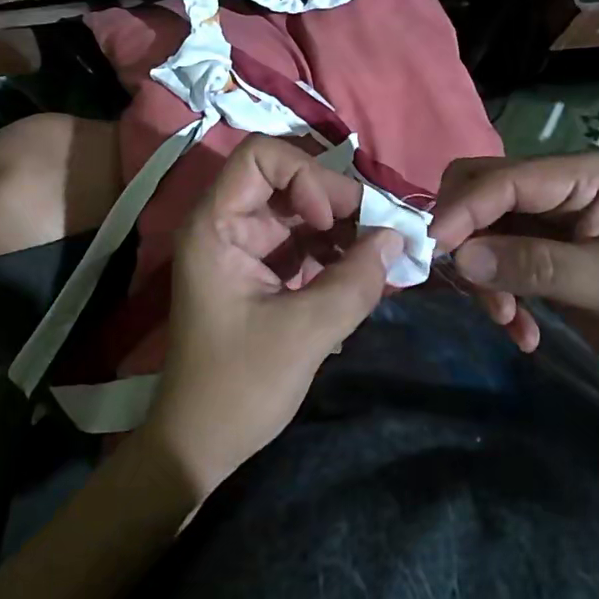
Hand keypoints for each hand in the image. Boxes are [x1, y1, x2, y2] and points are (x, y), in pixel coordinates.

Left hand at [145, 135, 402, 492]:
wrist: (201, 442)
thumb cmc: (239, 387)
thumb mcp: (305, 334)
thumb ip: (354, 282)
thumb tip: (397, 239)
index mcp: (215, 226)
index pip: (260, 156)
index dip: (303, 175)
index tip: (327, 220)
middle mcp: (227, 225)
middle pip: (287, 180)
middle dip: (336, 201)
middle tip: (380, 234)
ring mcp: (245, 247)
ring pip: (301, 210)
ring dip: (342, 226)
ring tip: (381, 254)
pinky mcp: (262, 270)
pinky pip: (304, 241)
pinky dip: (336, 250)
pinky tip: (365, 270)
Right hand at [430, 153, 598, 425]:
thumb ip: (538, 265)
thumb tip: (461, 256)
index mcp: (585, 176)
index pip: (505, 178)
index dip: (465, 208)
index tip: (435, 248)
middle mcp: (560, 191)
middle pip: (482, 193)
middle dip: (467, 238)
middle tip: (468, 282)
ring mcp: (548, 225)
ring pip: (480, 231)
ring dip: (482, 276)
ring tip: (508, 320)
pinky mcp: (541, 259)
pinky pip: (494, 265)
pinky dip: (497, 296)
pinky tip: (522, 331)